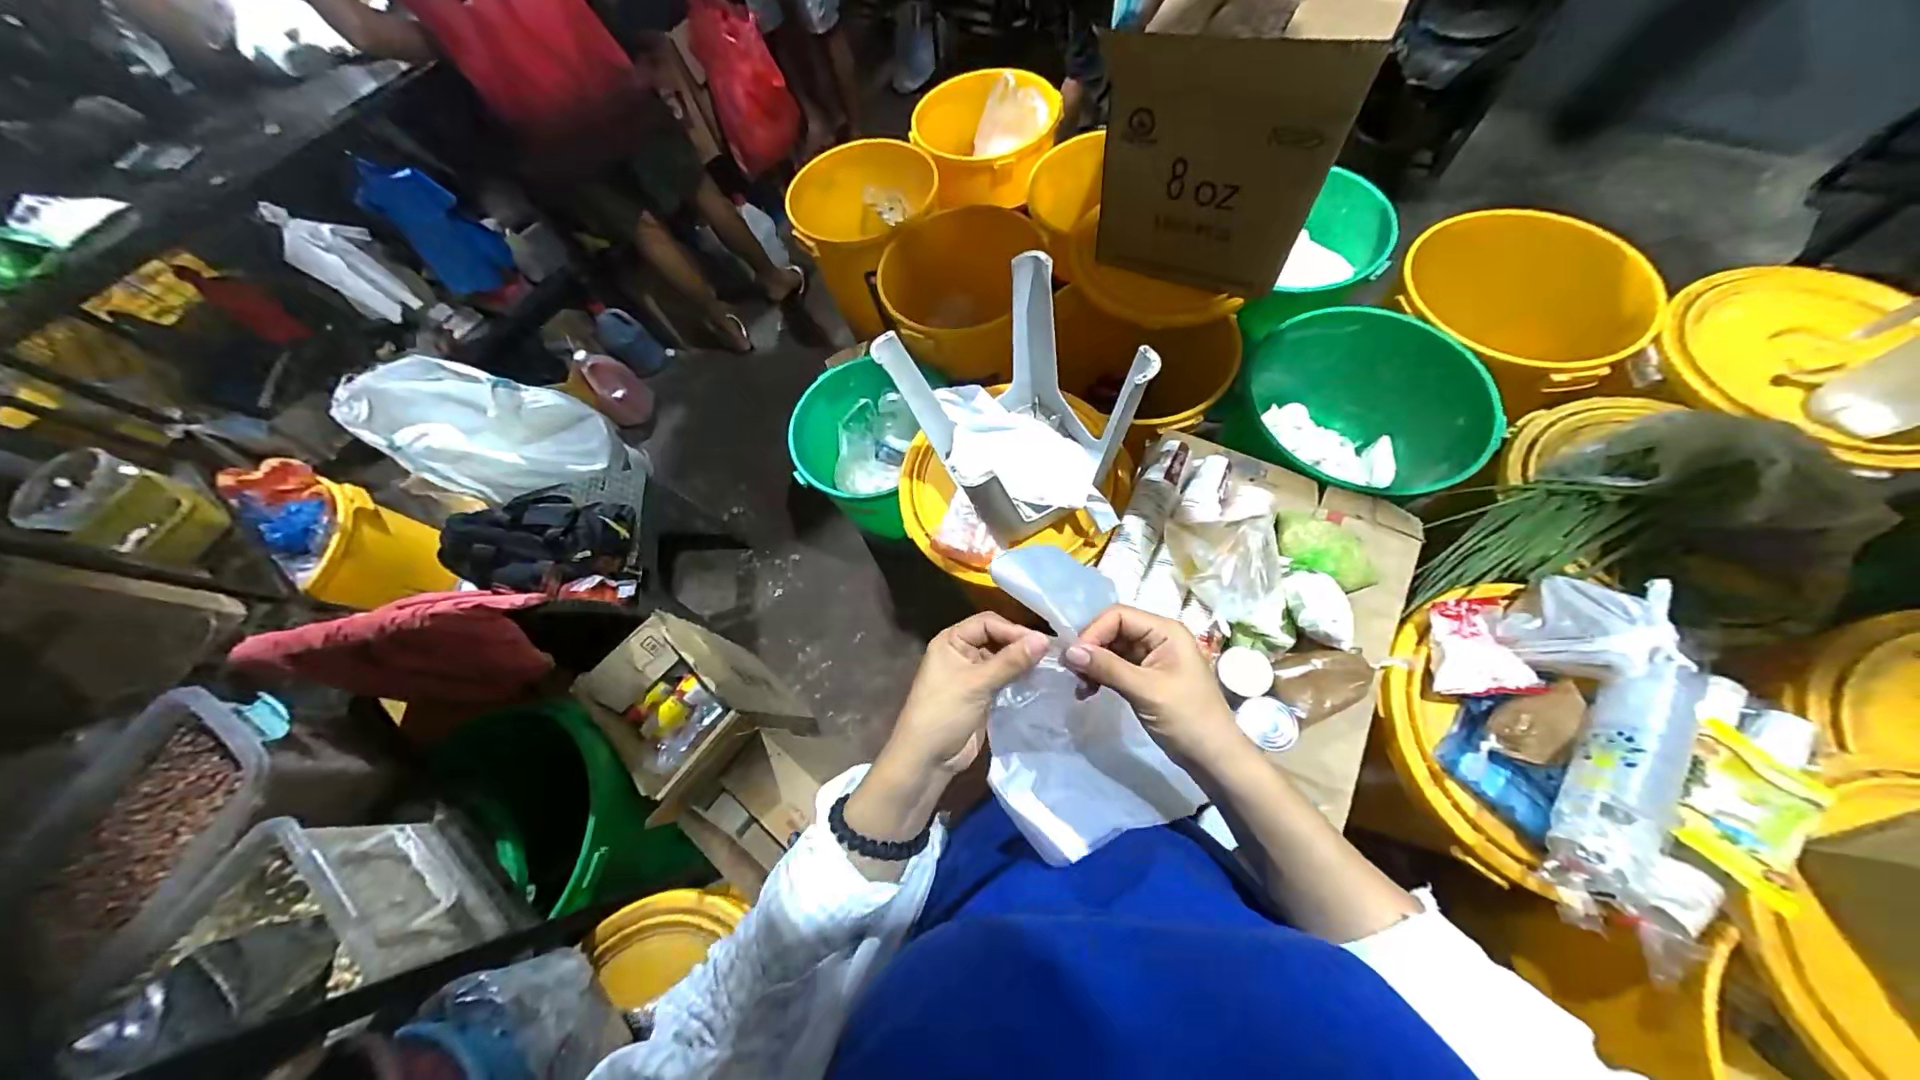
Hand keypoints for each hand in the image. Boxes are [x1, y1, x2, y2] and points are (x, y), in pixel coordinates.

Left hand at [881, 612, 1048, 778]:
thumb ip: (1011, 661)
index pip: (987, 623)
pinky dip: (1020, 678)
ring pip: (1003, 659)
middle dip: (1020, 644)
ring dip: (1023, 662)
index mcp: (951, 641)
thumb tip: (1044, 639)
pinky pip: (1005, 678)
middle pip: (996, 638)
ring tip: (1050, 666)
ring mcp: (972, 674)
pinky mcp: (982, 694)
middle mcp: (961, 652)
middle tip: (1051, 653)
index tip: (1041, 642)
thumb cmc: (944, 713)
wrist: (928, 759)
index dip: (1013, 630)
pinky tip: (1039, 681)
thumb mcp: (977, 684)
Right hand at [1063, 605, 1241, 768]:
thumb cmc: (1187, 719)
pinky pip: (1116, 667)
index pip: (1119, 615)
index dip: (1094, 632)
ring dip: (1093, 665)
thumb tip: (1068, 651)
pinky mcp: (1146, 677)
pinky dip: (1100, 676)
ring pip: (1112, 649)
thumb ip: (1107, 667)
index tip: (1074, 658)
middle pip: (1113, 630)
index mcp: (1165, 631)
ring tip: (1081, 688)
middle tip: (1073, 675)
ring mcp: (1153, 658)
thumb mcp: (1145, 691)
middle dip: (1091, 649)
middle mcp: (1158, 637)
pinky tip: (1089, 692)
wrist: (1214, 758)